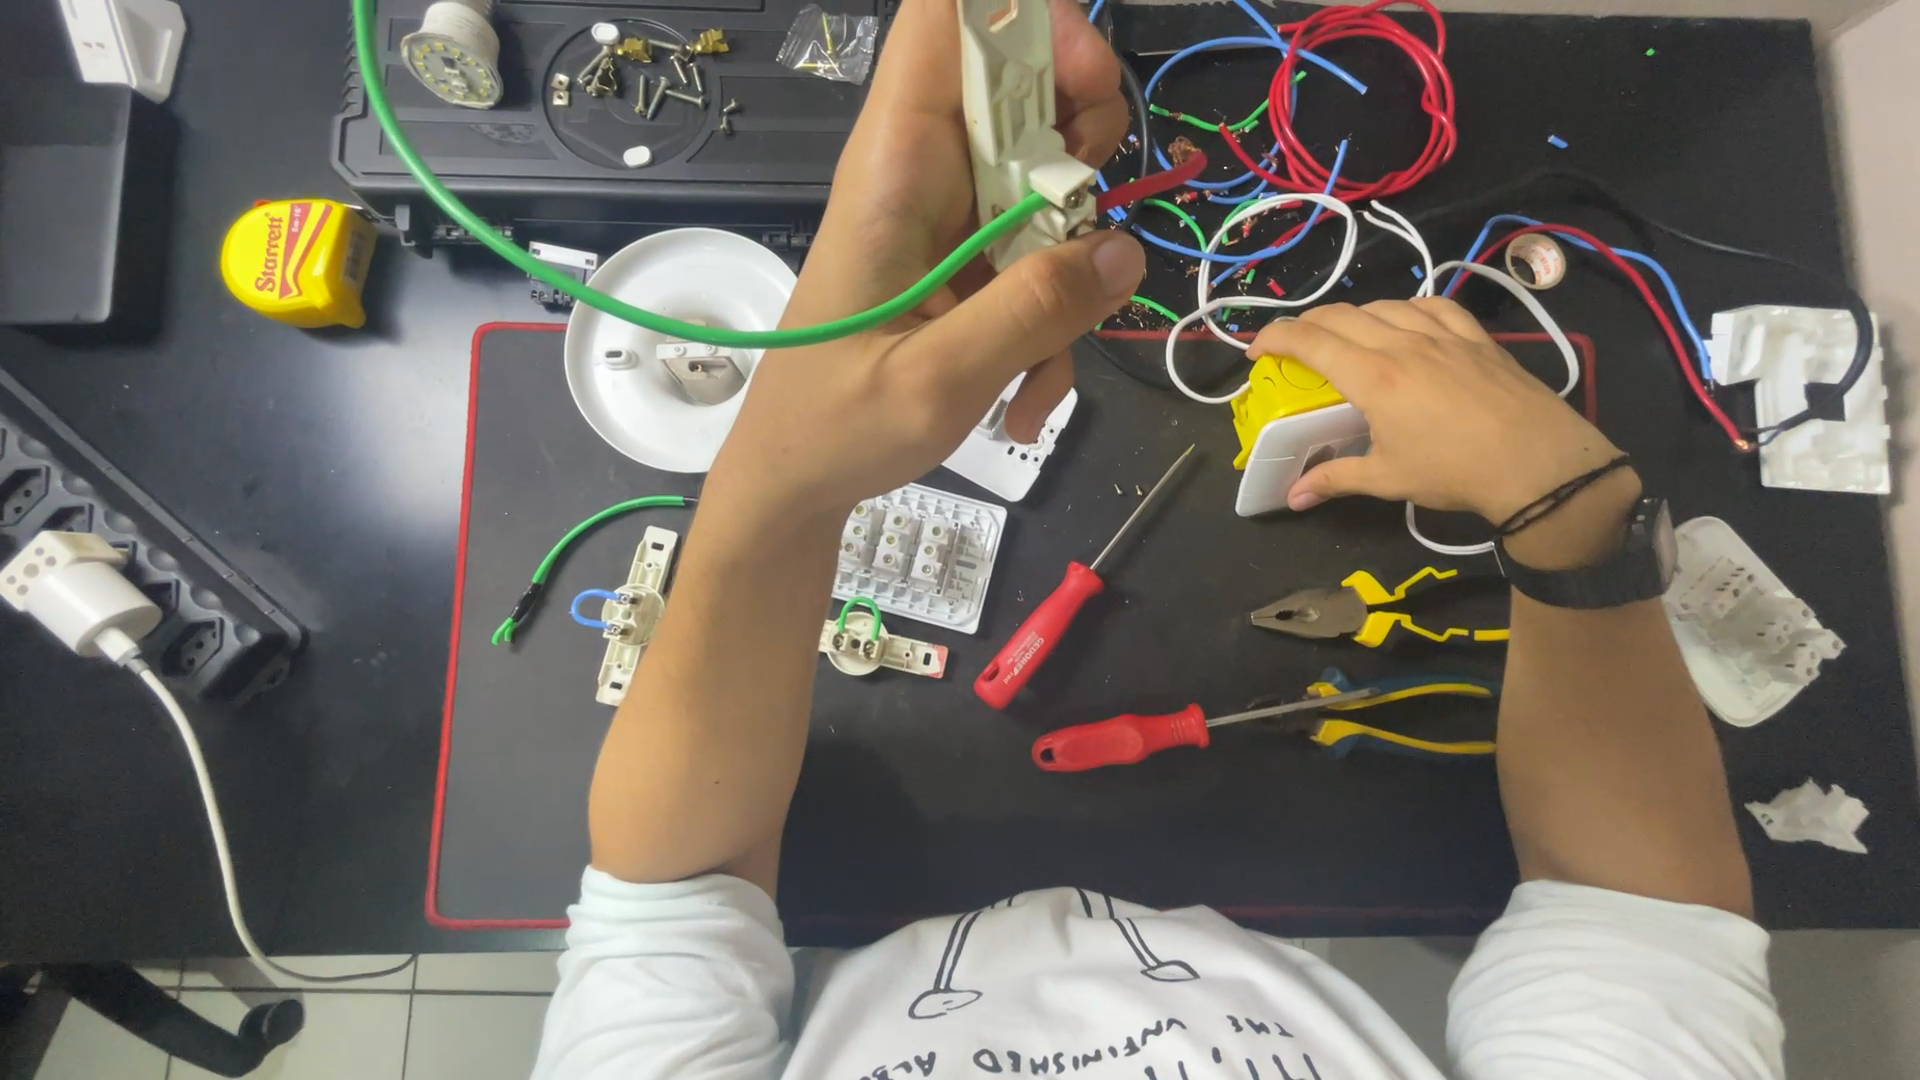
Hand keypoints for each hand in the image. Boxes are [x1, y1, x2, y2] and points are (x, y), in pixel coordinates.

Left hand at [706, 0, 1146, 516]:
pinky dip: (1047, 332)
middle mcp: (922, 182)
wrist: (795, 480)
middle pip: (1019, 94)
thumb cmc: (836, 428)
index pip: (946, 18)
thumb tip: (1124, 251)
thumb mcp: (937, 381)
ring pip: (1041, 193)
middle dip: (1079, 148)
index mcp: (892, 171)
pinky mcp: (961, 280)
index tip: (1086, 90)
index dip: (1027, 18)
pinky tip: (1025, 403)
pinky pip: (1031, 271)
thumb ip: (1031, 313)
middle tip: (1090, 227)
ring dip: (1073, 268)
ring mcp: (946, 234)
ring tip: (1051, 354)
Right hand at [1246, 298, 1624, 524]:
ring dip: (1351, 315)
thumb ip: (1334, 479)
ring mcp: (1443, 336)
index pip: (1310, 341)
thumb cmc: (1454, 470)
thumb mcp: (1386, 478)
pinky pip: (1432, 306)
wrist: (1540, 463)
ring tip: (1341, 336)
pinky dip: (1404, 309)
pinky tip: (1402, 321)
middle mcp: (1403, 344)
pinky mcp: (1475, 338)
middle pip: (1340, 315)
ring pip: (1383, 306)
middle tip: (1290, 347)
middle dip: (1304, 324)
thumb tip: (1292, 499)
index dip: (1274, 338)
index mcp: (1373, 377)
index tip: (1255, 351)